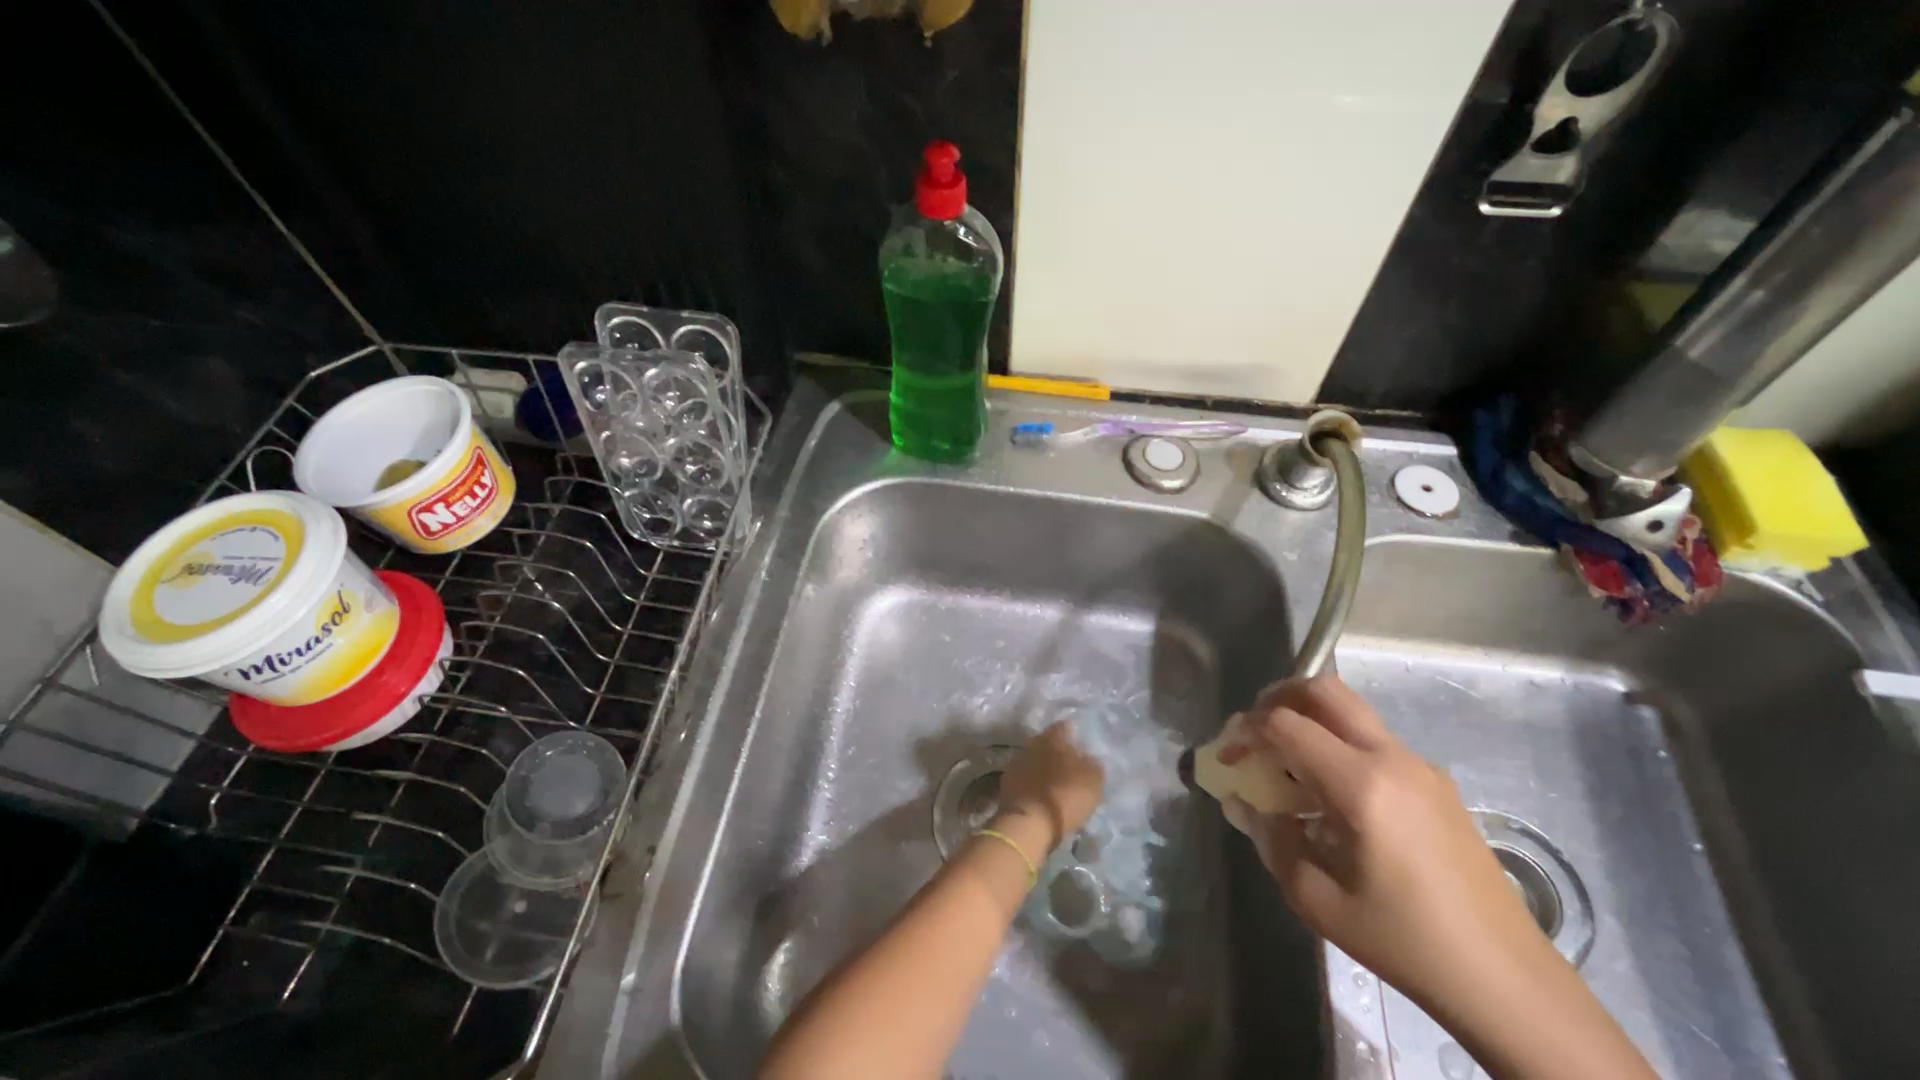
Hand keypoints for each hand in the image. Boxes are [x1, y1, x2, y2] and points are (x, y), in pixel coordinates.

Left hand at [994, 722, 1104, 854]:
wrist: (1029, 822)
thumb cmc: (1066, 796)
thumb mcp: (1093, 780)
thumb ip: (1092, 765)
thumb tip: (1087, 759)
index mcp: (1053, 738)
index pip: (1063, 727)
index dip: (1071, 734)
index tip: (1077, 744)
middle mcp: (1031, 744)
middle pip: (1045, 743)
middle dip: (1054, 751)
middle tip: (1066, 764)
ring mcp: (1015, 763)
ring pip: (1032, 759)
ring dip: (1041, 767)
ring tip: (1052, 783)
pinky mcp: (1005, 783)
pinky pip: (1022, 777)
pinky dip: (1030, 783)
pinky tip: (1038, 795)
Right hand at [1219, 676, 1551, 1006]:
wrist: (1501, 974)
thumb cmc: (1404, 941)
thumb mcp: (1318, 900)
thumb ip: (1274, 841)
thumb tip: (1248, 805)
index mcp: (1361, 785)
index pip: (1287, 724)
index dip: (1246, 731)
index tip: (1227, 757)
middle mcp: (1393, 759)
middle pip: (1327, 690)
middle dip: (1278, 698)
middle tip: (1252, 731)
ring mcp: (1421, 767)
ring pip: (1354, 712)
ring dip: (1311, 720)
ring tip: (1285, 766)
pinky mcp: (1437, 785)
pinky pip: (1376, 742)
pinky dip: (1339, 745)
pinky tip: (1329, 797)